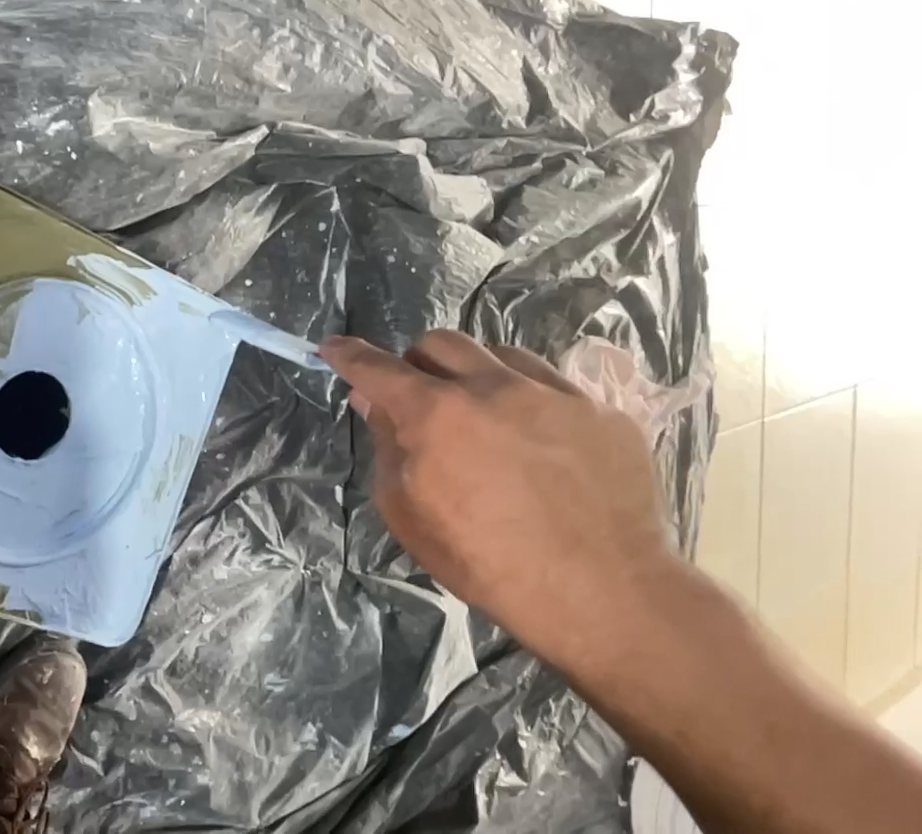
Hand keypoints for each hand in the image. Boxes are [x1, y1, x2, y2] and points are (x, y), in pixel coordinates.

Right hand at [319, 330, 674, 663]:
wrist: (603, 593)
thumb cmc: (484, 560)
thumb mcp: (406, 511)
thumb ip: (385, 445)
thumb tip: (375, 402)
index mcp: (435, 413)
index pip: (376, 368)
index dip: (347, 355)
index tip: (331, 348)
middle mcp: (493, 387)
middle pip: (439, 342)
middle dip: (417, 362)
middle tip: (420, 398)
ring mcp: (555, 394)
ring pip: (499, 354)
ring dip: (476, 375)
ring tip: (484, 415)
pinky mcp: (603, 412)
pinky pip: (552, 384)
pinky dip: (528, 400)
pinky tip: (536, 442)